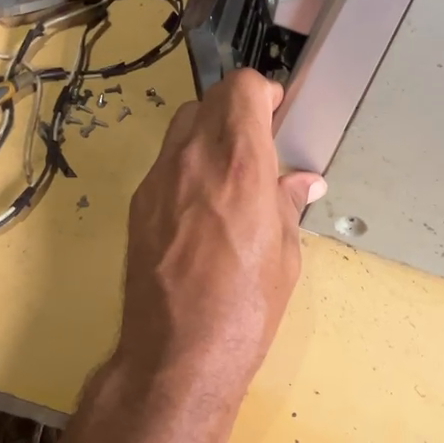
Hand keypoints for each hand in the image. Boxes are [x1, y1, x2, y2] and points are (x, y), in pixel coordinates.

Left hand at [64, 69, 325, 442]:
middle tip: (255, 139)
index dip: (263, 92)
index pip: (244, 88)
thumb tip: (303, 181)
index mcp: (241, 163)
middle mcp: (196, 157)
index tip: (275, 112)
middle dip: (237, 107)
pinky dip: (186, 162)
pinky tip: (198, 203)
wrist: (176, 355)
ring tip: (227, 169)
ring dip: (209, 129)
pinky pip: (166, 159)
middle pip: (212, 96)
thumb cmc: (244, 308)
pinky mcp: (139, 200)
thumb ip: (288, 204)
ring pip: (184, 122)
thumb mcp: (284, 256)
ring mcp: (161, 176)